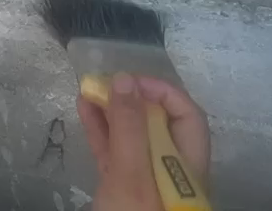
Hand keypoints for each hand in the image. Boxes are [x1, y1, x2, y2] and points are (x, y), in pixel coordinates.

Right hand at [79, 76, 213, 210]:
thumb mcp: (130, 177)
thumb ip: (130, 129)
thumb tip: (126, 79)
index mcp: (186, 171)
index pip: (187, 118)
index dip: (160, 92)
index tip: (127, 80)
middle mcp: (171, 173)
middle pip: (159, 125)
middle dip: (130, 98)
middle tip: (103, 82)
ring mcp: (147, 184)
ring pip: (134, 136)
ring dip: (112, 110)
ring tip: (88, 89)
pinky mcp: (125, 193)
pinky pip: (116, 153)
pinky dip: (101, 130)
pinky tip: (84, 111)